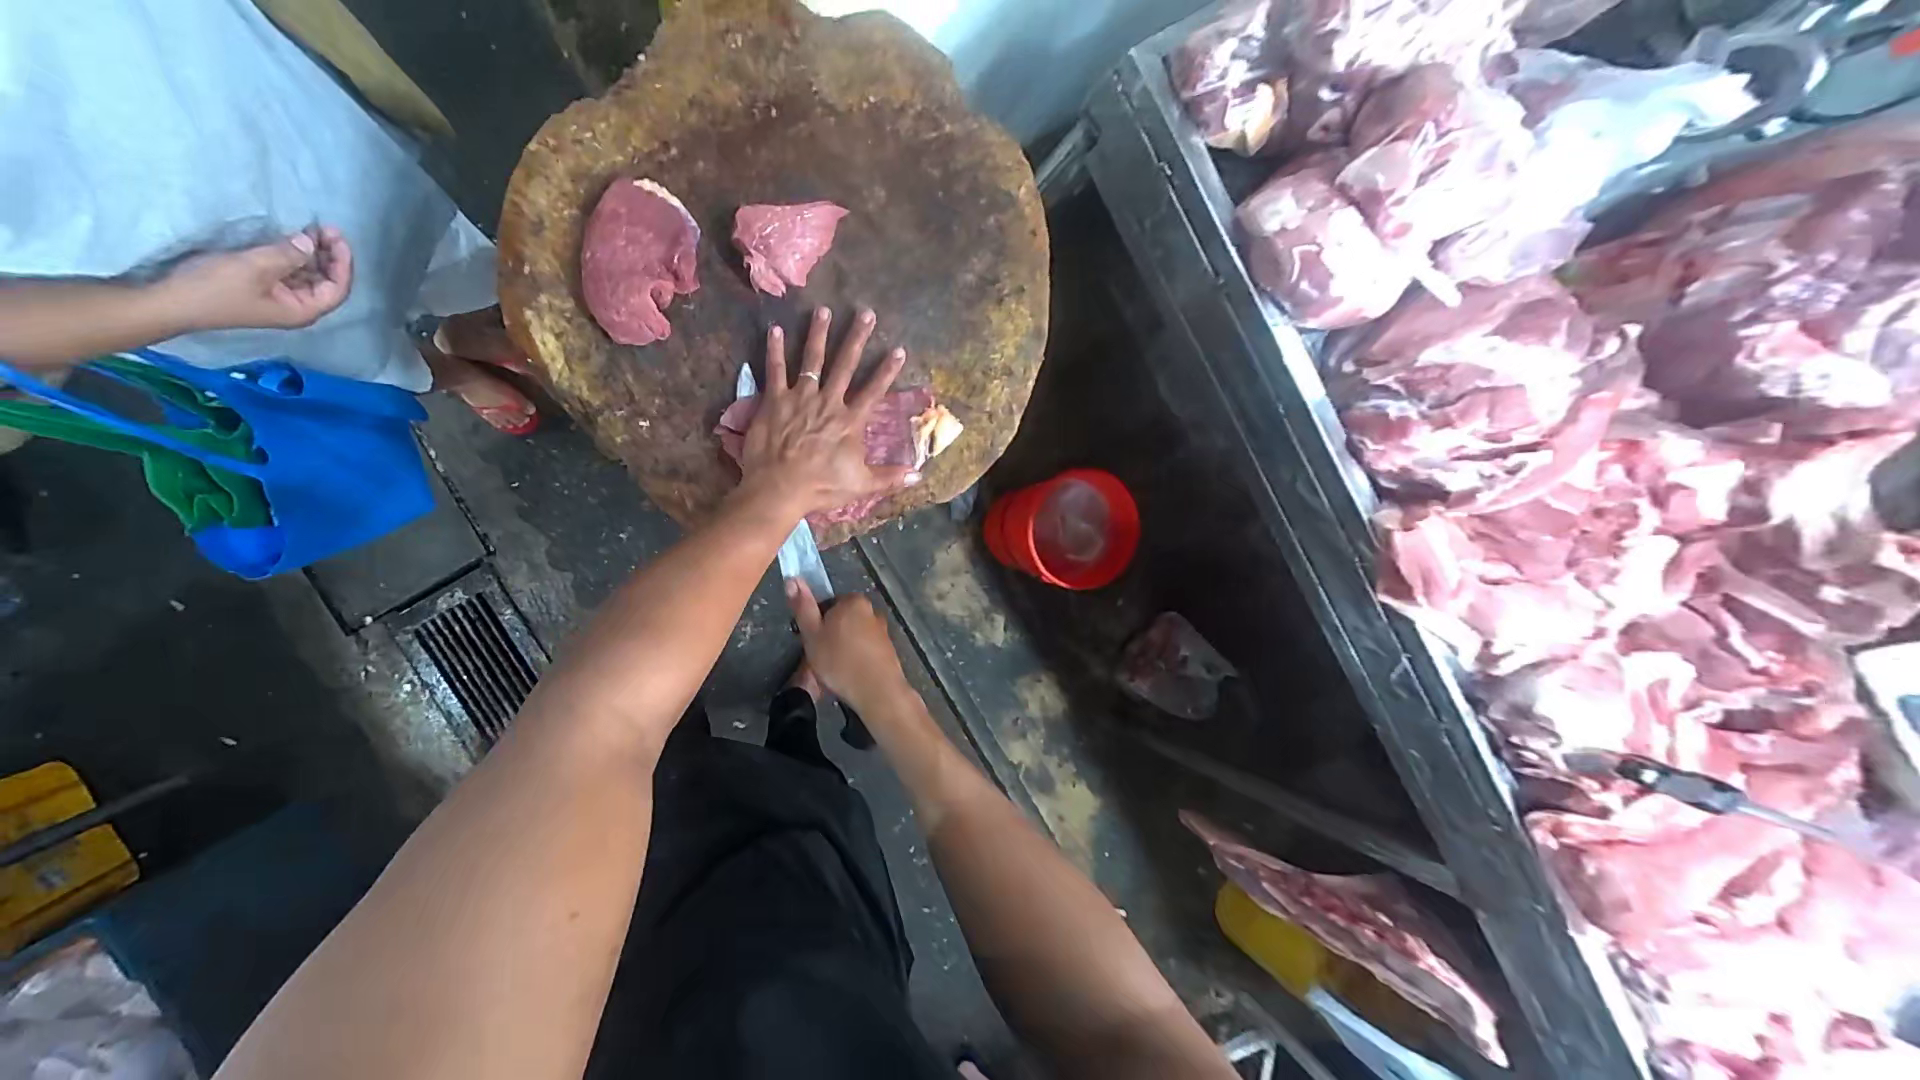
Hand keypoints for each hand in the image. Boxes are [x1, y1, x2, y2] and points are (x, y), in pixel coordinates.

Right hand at [160, 227, 352, 332]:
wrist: (166, 301)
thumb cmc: (213, 287)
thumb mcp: (254, 267)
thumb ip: (287, 255)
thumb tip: (309, 242)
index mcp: (304, 310)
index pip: (338, 288)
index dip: (342, 263)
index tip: (338, 238)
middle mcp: (298, 306)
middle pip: (326, 280)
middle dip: (329, 256)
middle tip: (326, 229)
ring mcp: (280, 297)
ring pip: (307, 275)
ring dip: (313, 254)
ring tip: (312, 229)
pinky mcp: (261, 288)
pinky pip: (288, 272)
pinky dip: (294, 256)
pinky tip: (293, 239)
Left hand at [738, 306, 913, 517]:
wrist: (779, 488)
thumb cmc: (821, 487)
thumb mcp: (861, 485)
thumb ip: (890, 476)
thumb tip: (919, 475)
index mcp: (850, 421)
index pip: (874, 390)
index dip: (888, 370)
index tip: (898, 349)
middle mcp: (828, 402)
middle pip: (845, 364)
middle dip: (856, 337)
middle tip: (865, 313)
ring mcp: (800, 398)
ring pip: (812, 360)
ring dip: (818, 334)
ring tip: (823, 310)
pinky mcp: (774, 401)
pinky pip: (774, 370)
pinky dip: (775, 350)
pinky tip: (776, 330)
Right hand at [786, 580, 911, 713]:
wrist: (877, 691)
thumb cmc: (839, 661)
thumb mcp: (812, 634)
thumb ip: (802, 606)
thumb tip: (793, 578)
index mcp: (853, 601)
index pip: (827, 604)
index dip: (816, 622)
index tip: (812, 640)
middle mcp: (872, 610)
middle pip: (841, 619)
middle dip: (830, 636)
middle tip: (821, 657)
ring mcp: (882, 630)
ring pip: (853, 636)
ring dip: (843, 649)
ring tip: (835, 670)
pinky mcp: (888, 649)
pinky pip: (865, 649)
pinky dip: (856, 659)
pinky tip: (850, 675)